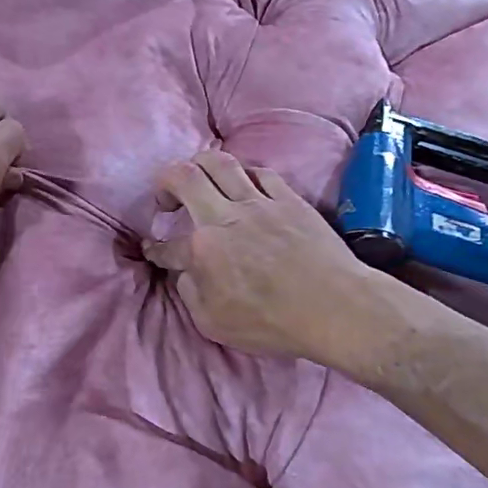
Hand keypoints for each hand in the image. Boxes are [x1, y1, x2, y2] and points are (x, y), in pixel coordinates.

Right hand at [145, 150, 396, 367]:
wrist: (335, 306)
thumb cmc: (274, 323)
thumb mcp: (216, 325)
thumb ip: (191, 295)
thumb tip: (185, 274)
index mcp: (203, 249)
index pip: (166, 244)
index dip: (154, 248)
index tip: (153, 249)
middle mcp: (225, 216)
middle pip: (184, 176)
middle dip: (165, 182)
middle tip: (167, 200)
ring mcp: (260, 202)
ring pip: (220, 162)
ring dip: (200, 165)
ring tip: (200, 180)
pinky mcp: (289, 199)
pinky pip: (261, 172)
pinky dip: (245, 175)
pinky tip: (245, 186)